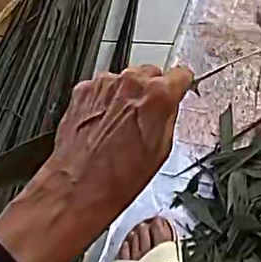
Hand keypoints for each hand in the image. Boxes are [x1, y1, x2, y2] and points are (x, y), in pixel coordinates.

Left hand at [0, 64, 192, 261]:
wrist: (78, 187)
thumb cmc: (117, 177)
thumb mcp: (162, 150)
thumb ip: (169, 117)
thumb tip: (169, 106)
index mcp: (157, 95)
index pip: (181, 74)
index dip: (182, 83)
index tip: (181, 86)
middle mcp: (130, 83)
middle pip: (151, 74)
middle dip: (152, 91)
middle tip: (147, 117)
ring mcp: (104, 85)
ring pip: (125, 80)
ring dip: (127, 95)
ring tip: (122, 127)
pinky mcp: (83, 90)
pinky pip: (102, 89)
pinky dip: (105, 101)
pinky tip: (104, 125)